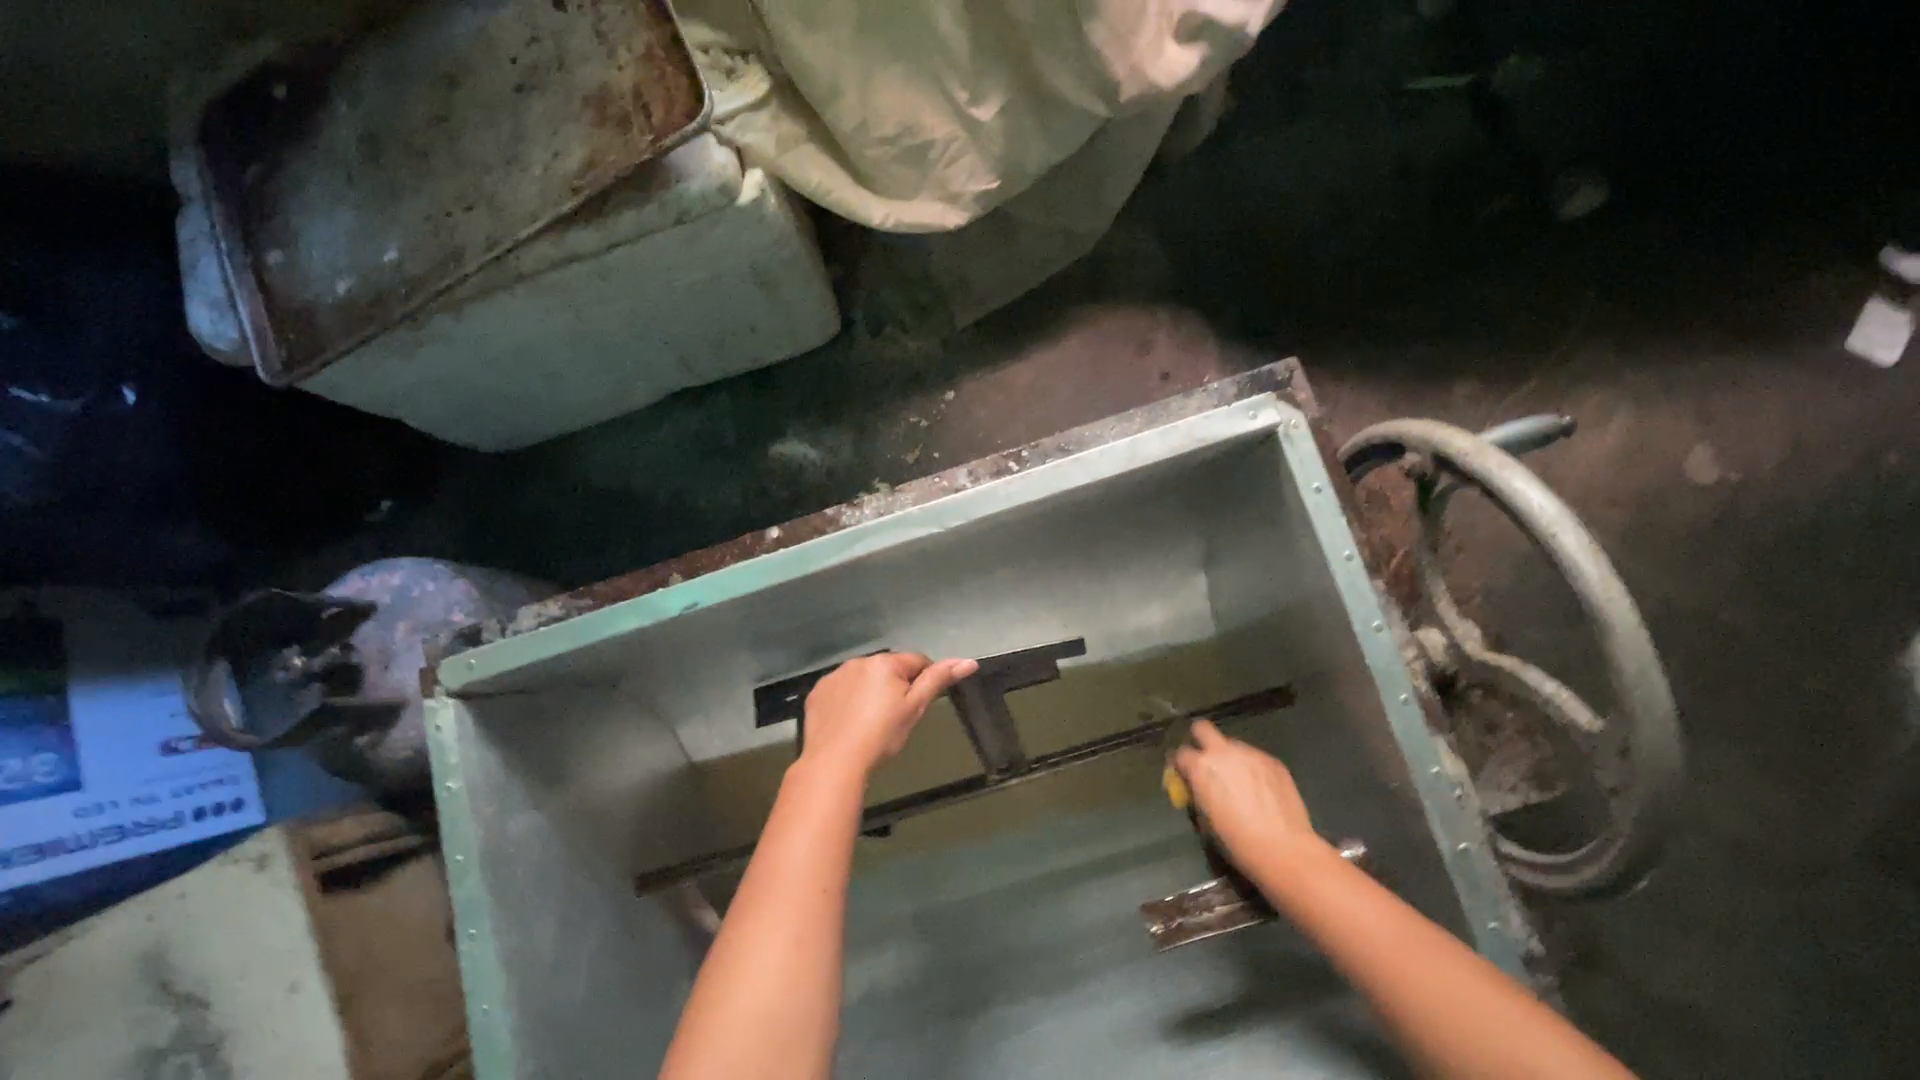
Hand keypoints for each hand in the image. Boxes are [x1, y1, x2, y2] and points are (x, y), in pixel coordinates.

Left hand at [799, 653, 978, 781]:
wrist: (835, 761)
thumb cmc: (882, 735)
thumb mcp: (915, 708)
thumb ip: (939, 680)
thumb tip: (968, 661)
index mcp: (885, 662)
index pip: (917, 662)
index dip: (922, 683)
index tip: (916, 707)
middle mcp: (858, 661)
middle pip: (888, 669)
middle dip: (895, 686)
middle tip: (894, 718)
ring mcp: (834, 676)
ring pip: (863, 679)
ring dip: (870, 691)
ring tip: (869, 723)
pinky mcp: (817, 692)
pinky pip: (840, 690)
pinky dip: (846, 701)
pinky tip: (848, 723)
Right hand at [1173, 719, 1324, 865]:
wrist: (1283, 848)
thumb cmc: (1236, 840)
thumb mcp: (1204, 819)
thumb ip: (1197, 794)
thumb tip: (1197, 788)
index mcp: (1200, 767)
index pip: (1180, 753)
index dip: (1181, 765)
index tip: (1184, 775)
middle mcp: (1223, 752)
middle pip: (1203, 728)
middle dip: (1201, 741)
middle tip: (1207, 762)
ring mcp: (1251, 753)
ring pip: (1233, 745)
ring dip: (1231, 758)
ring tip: (1241, 783)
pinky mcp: (1274, 761)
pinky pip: (1255, 758)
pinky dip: (1253, 769)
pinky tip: (1262, 790)